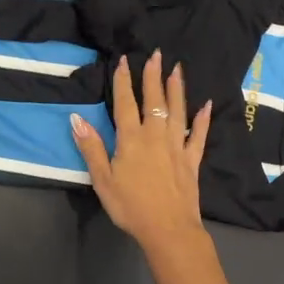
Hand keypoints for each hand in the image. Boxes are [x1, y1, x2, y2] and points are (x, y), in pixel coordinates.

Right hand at [70, 50, 213, 251]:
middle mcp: (155, 136)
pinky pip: (198, 135)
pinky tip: (207, 105)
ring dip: (177, 89)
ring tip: (178, 69)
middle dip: (153, 76)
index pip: (125, 103)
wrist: (168, 229)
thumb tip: (76, 118)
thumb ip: (91, 147)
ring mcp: (177, 147)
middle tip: (156, 54)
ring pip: (178, 111)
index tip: (123, 60)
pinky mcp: (192, 160)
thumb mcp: (102, 179)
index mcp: (131, 139)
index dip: (123, 81)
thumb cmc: (130, 206)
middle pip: (154, 100)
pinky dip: (203, 120)